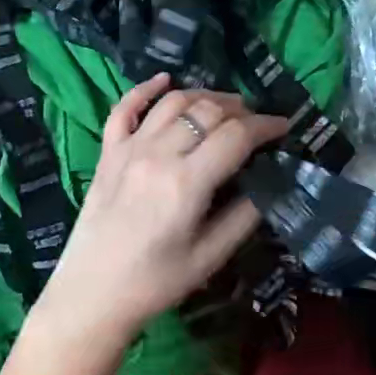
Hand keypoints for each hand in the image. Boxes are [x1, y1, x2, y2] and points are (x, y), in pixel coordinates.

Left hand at [33, 74, 289, 347]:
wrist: (91, 295)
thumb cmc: (155, 283)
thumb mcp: (210, 257)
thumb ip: (244, 215)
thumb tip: (269, 181)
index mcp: (186, 183)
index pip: (236, 135)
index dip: (266, 125)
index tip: (284, 127)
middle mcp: (158, 155)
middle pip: (207, 110)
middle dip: (240, 109)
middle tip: (257, 123)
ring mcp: (128, 149)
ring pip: (173, 102)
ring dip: (204, 95)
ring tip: (226, 106)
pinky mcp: (107, 152)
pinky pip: (125, 108)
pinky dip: (145, 89)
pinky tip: (165, 79)